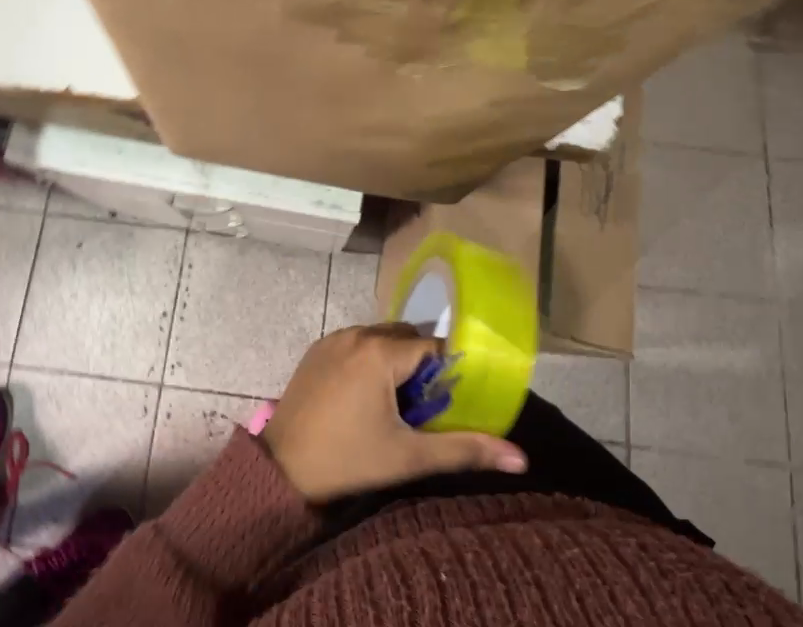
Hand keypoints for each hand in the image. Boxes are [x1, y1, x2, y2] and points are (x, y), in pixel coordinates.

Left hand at [260, 325, 526, 503]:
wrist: (281, 468)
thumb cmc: (348, 460)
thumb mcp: (409, 457)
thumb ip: (465, 450)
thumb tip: (521, 458)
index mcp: (380, 351)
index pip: (433, 347)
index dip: (448, 371)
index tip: (453, 400)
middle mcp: (357, 334)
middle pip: (407, 337)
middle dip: (421, 365)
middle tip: (424, 406)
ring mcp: (332, 339)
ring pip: (380, 338)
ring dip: (395, 361)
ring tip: (396, 404)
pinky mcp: (316, 350)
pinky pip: (356, 344)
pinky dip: (369, 361)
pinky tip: (366, 398)